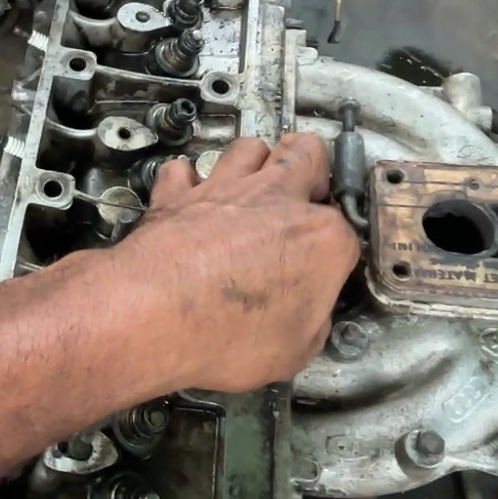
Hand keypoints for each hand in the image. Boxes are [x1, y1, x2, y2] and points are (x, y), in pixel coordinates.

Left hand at [84, 133, 359, 393]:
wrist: (152, 315)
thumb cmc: (222, 335)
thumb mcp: (293, 352)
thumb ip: (309, 322)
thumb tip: (304, 318)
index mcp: (319, 239)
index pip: (346, 231)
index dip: (335, 250)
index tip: (326, 263)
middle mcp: (274, 201)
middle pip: (306, 153)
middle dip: (310, 167)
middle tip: (304, 190)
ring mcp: (223, 191)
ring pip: (249, 146)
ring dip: (254, 162)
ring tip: (251, 185)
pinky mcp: (176, 194)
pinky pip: (182, 169)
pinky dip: (185, 179)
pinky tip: (187, 192)